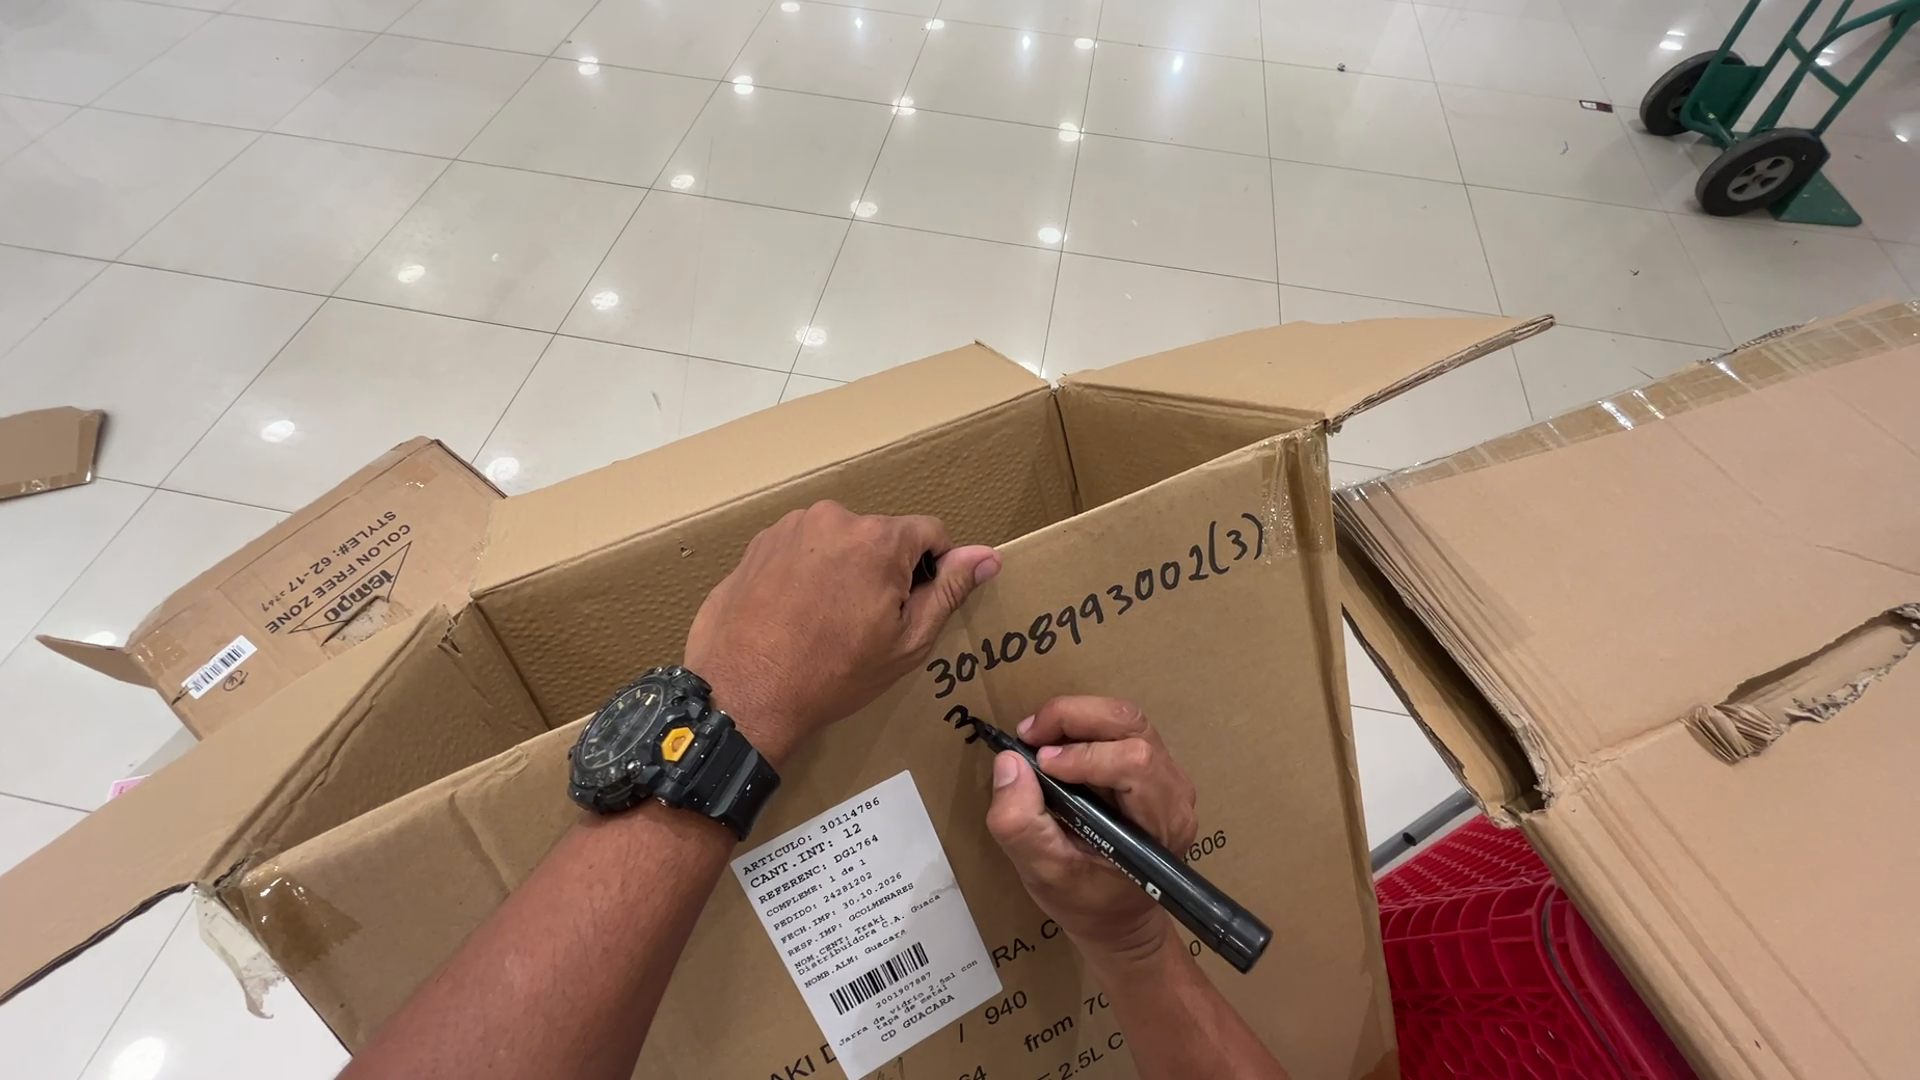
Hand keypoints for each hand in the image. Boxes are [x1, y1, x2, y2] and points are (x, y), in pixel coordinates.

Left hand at [684, 500, 998, 765]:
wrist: (744, 694)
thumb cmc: (832, 674)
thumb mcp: (907, 641)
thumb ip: (948, 590)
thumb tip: (987, 556)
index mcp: (880, 539)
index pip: (931, 533)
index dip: (932, 569)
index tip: (912, 605)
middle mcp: (836, 517)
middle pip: (882, 536)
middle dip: (885, 569)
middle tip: (867, 621)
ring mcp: (792, 526)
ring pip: (841, 540)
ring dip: (845, 568)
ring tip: (826, 619)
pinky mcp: (759, 542)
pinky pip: (803, 547)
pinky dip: (809, 571)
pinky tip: (797, 612)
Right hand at [985, 697, 1198, 971]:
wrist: (1118, 918)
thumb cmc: (1086, 903)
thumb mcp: (1043, 875)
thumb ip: (1021, 824)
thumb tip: (1009, 763)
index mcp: (1160, 824)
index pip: (1135, 762)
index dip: (1084, 754)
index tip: (1039, 763)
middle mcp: (1174, 791)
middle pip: (1129, 725)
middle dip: (1074, 718)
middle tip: (1029, 736)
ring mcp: (1167, 773)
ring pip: (1124, 717)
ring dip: (1075, 716)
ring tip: (1037, 737)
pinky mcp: (1151, 762)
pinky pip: (1118, 726)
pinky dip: (1080, 723)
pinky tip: (1053, 744)